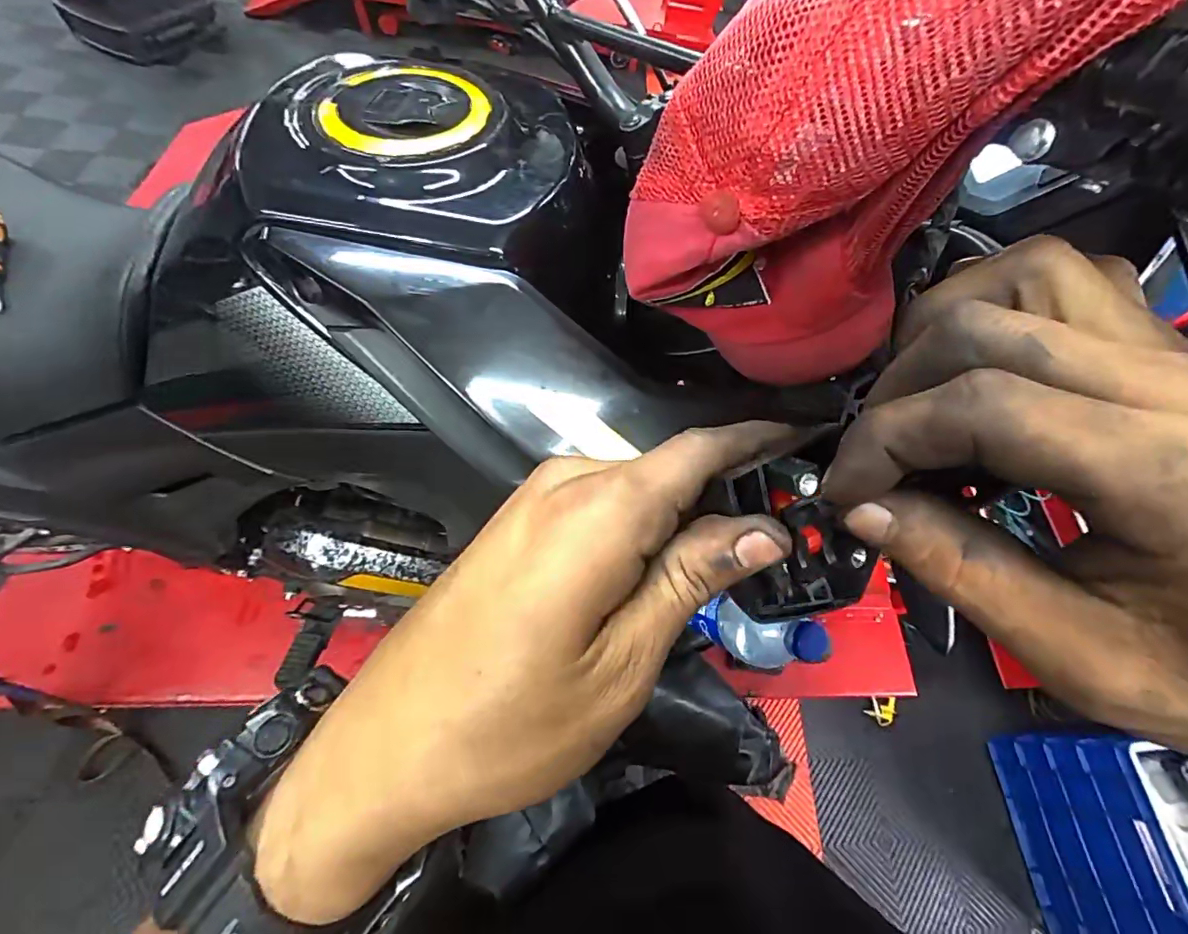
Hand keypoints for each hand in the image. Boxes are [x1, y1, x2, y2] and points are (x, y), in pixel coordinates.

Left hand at [251, 422, 794, 922]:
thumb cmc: (511, 725)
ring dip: (683, 508)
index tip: (802, 441)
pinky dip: (642, 520)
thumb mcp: (622, 663)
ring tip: (726, 552)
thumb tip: (762, 526)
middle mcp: (565, 482)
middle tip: (777, 525)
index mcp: (598, 510)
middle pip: (668, 465)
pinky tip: (659, 559)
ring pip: (635, 482)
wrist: (385, 748)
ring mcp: (534, 496)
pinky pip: (599, 499)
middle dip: (726, 485)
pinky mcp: (518, 518)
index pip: (698, 449)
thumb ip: (690, 578)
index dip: (756, 439)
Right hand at [824, 236, 1187, 809]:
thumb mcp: (1088, 665)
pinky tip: (988, 371)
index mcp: (1185, 479)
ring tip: (921, 397)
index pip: (990, 404)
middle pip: (998, 324)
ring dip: (950, 322)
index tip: (844, 488)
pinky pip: (1076, 284)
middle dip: (902, 384)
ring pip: (1036, 271)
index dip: (890, 437)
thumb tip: (864, 506)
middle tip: (876, 452)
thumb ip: (965, 573)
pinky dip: (1004, 309)